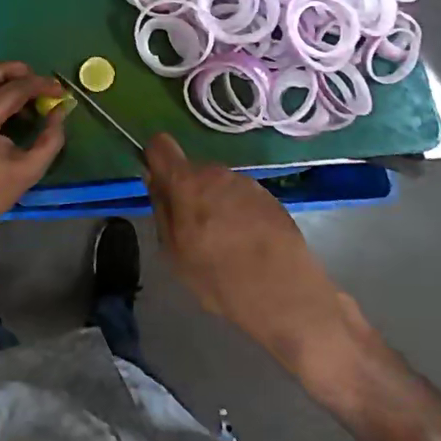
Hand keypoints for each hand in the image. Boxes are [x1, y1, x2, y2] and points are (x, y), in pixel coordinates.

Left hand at [0, 62, 67, 239]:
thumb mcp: (30, 169)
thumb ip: (50, 138)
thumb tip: (59, 111)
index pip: (14, 89)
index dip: (40, 85)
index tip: (60, 91)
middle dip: (20, 71)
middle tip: (42, 83)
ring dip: (6, 77)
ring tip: (29, 92)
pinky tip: (12, 104)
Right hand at [142, 133, 369, 385]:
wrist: (286, 295)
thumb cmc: (221, 278)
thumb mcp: (174, 254)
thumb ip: (162, 210)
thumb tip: (154, 180)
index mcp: (187, 183)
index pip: (160, 146)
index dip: (156, 160)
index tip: (160, 187)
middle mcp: (217, 172)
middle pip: (191, 171)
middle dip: (188, 192)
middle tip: (194, 231)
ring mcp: (247, 183)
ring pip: (217, 184)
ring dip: (214, 203)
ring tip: (225, 242)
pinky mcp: (270, 196)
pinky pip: (240, 196)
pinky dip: (238, 212)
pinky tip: (247, 243)